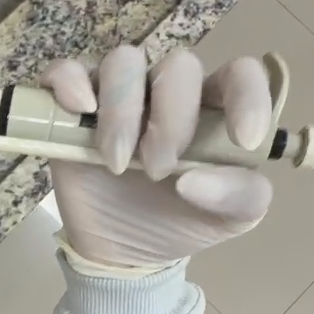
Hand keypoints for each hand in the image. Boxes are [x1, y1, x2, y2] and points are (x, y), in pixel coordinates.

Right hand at [37, 47, 273, 271]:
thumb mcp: (230, 222)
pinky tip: (79, 110)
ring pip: (123, 62)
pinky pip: (65, 71)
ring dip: (121, 109)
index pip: (240, 74)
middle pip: (177, 66)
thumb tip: (194, 181)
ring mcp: (116, 98)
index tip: (242, 140)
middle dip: (171, 118)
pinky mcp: (70, 111)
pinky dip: (69, 81)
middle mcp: (166, 95)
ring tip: (116, 160)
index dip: (247, 96)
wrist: (121, 252)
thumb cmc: (179, 223)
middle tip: (158, 170)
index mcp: (213, 110)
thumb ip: (239, 197)